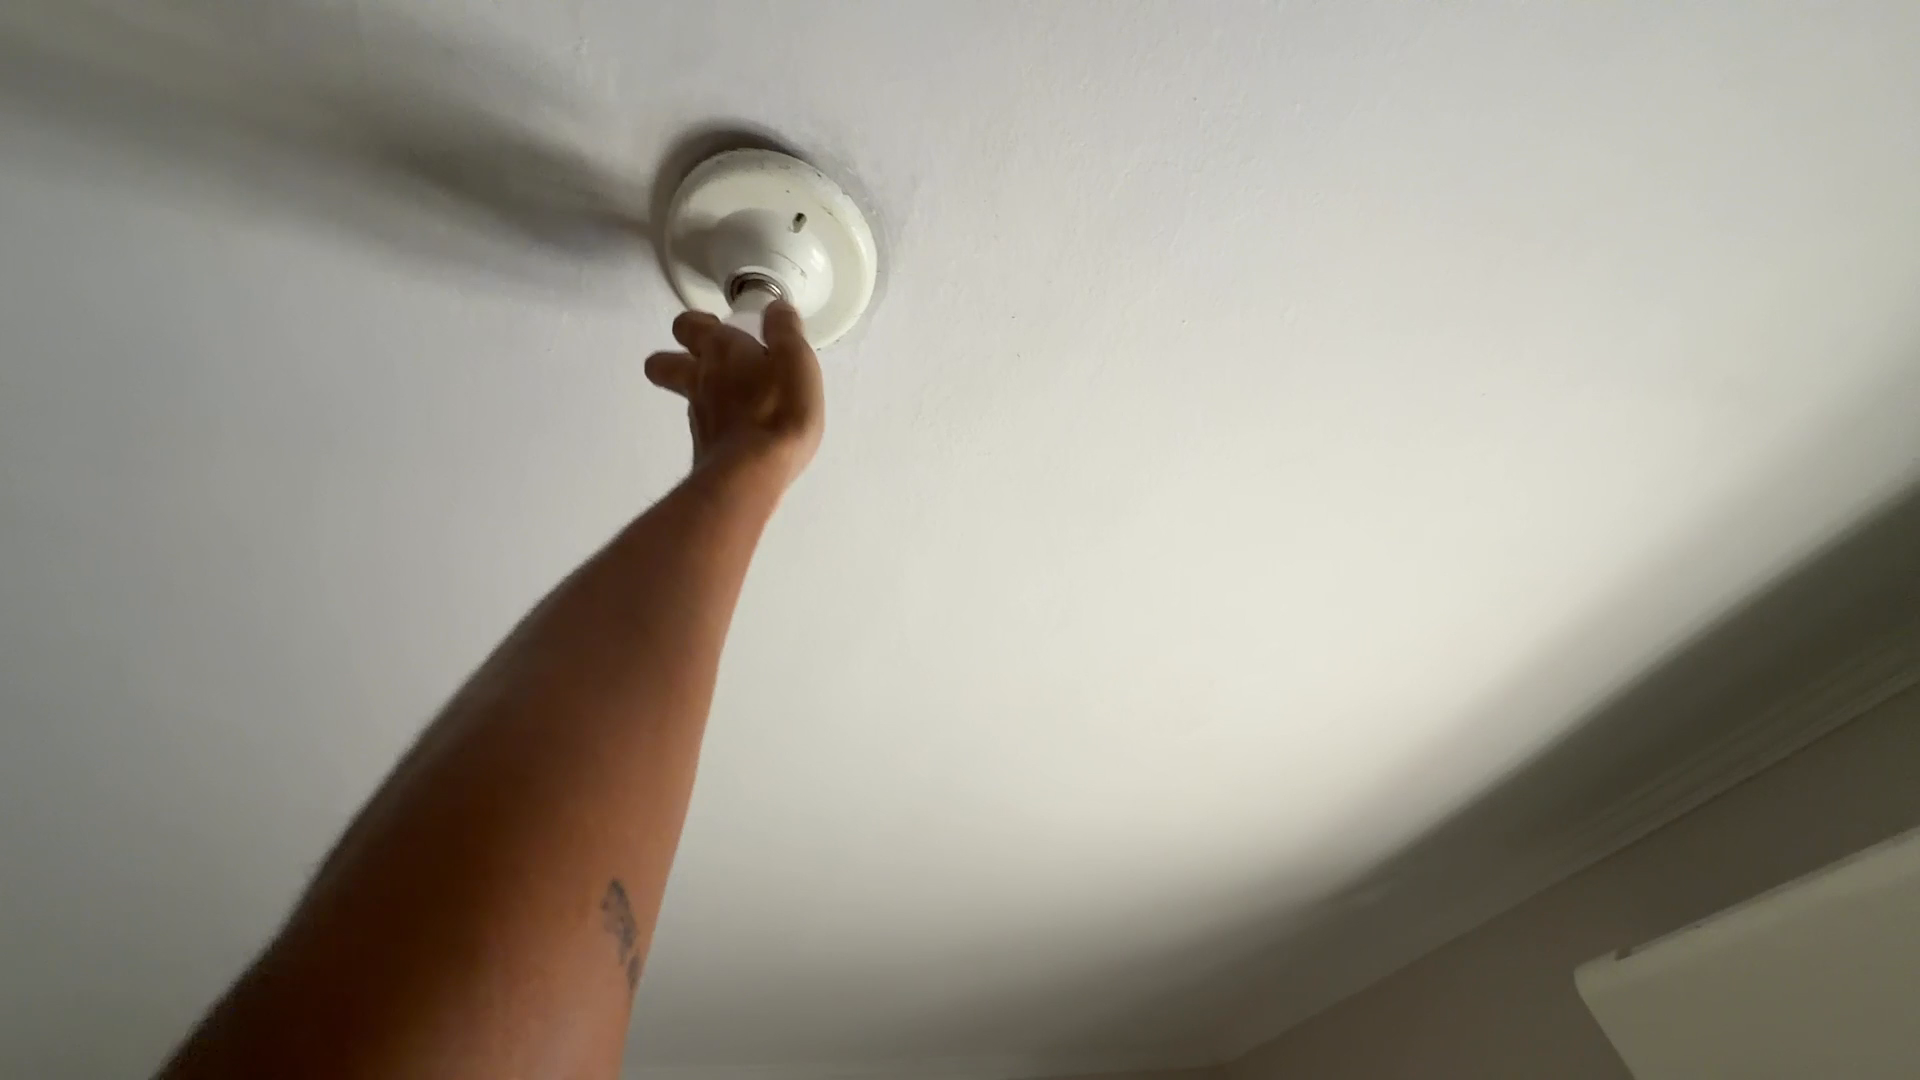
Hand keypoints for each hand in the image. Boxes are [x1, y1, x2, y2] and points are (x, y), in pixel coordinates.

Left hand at [644, 302, 824, 483]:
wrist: (755, 471)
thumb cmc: (779, 409)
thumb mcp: (796, 360)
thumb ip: (785, 330)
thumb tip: (777, 308)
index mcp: (721, 349)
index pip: (689, 324)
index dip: (699, 324)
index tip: (718, 328)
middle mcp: (700, 378)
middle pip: (662, 362)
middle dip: (674, 357)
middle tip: (702, 361)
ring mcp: (699, 416)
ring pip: (684, 396)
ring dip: (699, 393)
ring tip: (728, 400)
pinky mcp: (705, 448)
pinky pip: (704, 428)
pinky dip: (716, 425)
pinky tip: (739, 432)